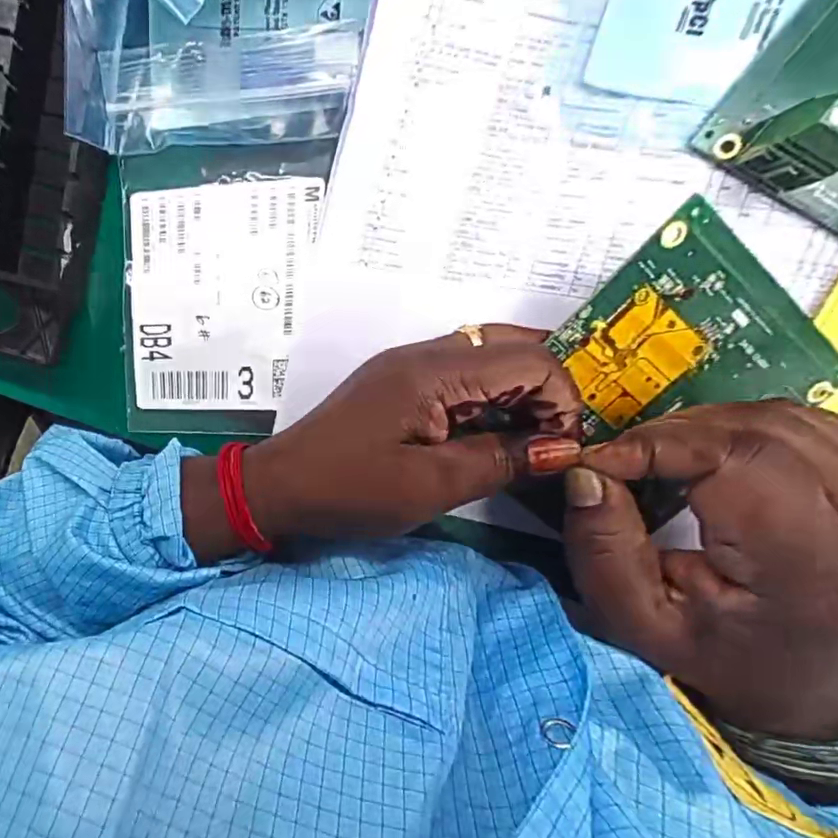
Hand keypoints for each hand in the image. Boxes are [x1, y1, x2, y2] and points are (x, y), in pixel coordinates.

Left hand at [183, 326, 583, 559]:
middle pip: (509, 347)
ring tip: (522, 443)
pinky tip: (485, 436)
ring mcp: (402, 367)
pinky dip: (481, 401)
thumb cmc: (346, 491)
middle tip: (549, 441)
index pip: (529, 358)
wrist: (275, 489)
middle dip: (543, 391)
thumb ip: (499, 460)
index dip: (561, 400)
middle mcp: (419, 355)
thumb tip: (560, 448)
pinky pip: (454, 378)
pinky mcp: (391, 386)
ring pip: (483, 359)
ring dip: (513, 395)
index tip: (560, 448)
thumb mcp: (429, 485)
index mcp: (431, 371)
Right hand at [562, 401, 837, 740]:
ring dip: (709, 428)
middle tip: (622, 460)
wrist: (794, 677)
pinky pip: (815, 428)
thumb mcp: (633, 616)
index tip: (599, 461)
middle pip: (765, 430)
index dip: (660, 445)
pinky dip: (746, 431)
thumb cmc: (705, 650)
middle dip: (676, 434)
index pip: (741, 459)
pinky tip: (712, 460)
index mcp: (810, 565)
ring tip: (660, 459)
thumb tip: (586, 474)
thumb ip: (604, 548)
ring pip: (790, 419)